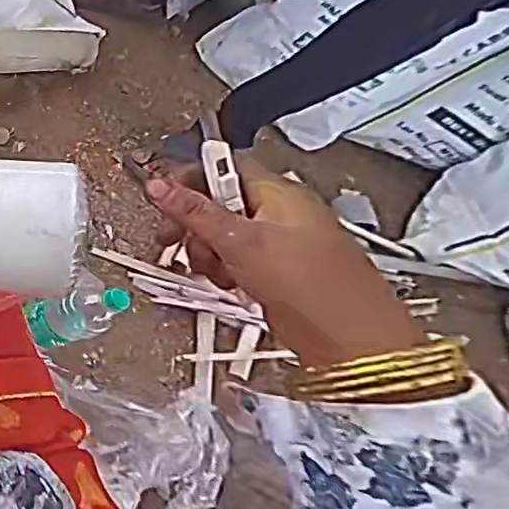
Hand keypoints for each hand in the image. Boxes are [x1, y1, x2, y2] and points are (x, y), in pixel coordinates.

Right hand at [146, 158, 422, 367]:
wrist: (348, 341)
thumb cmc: (312, 286)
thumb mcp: (239, 241)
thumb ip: (194, 211)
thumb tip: (160, 187)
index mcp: (278, 193)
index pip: (223, 167)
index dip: (189, 179)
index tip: (166, 197)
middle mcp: (278, 213)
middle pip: (215, 203)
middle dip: (191, 223)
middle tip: (173, 237)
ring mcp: (275, 242)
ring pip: (219, 234)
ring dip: (206, 252)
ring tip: (214, 267)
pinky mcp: (272, 269)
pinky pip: (232, 258)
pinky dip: (222, 269)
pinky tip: (230, 281)